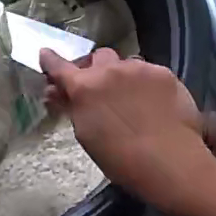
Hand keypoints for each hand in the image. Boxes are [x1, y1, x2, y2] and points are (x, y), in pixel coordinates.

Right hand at [38, 48, 214, 205]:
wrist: (169, 161)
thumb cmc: (120, 159)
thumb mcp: (87, 135)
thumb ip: (73, 107)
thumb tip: (58, 93)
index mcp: (85, 87)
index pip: (59, 67)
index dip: (51, 61)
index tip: (46, 54)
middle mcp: (110, 70)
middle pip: (99, 57)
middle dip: (97, 68)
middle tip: (101, 88)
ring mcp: (139, 69)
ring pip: (126, 63)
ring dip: (123, 75)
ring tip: (132, 98)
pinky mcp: (164, 73)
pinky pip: (150, 72)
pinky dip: (147, 83)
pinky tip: (154, 103)